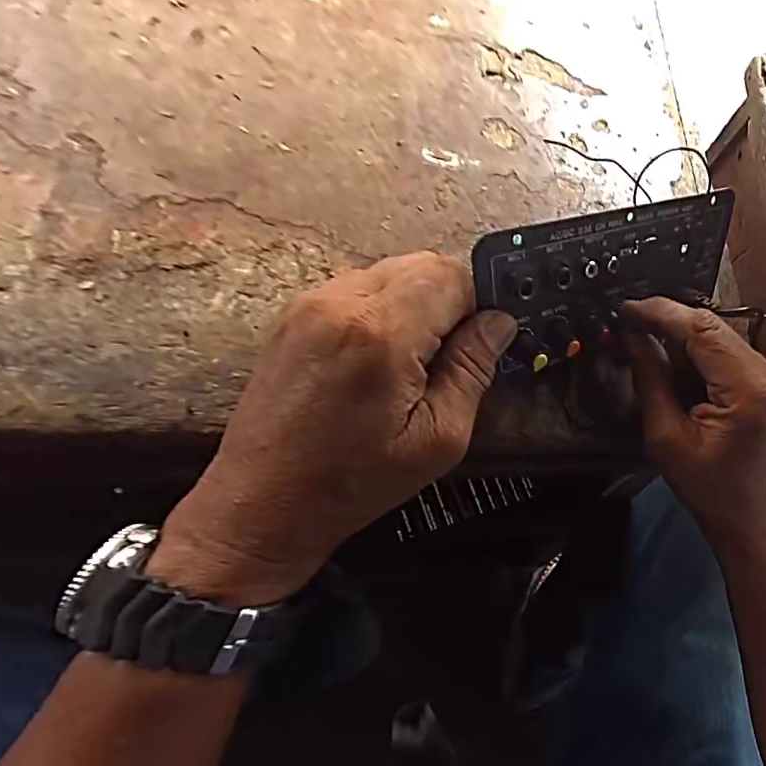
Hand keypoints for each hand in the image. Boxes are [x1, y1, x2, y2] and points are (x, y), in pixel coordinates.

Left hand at [148, 251, 518, 604]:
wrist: (264, 501)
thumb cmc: (357, 479)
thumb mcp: (441, 436)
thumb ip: (474, 370)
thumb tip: (501, 324)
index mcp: (382, 332)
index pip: (453, 277)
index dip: (483, 302)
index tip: (492, 338)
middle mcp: (341, 302)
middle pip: (423, 265)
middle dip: (456, 298)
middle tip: (463, 351)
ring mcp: (309, 304)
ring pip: (392, 272)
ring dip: (423, 303)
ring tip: (425, 358)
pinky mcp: (294, 315)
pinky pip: (362, 288)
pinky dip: (391, 308)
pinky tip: (390, 356)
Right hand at [621, 298, 765, 543]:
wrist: (740, 510)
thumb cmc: (705, 484)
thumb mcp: (666, 434)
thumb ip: (651, 378)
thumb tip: (631, 335)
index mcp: (748, 387)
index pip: (701, 330)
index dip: (660, 313)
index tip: (624, 308)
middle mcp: (764, 372)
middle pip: (710, 325)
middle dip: (665, 319)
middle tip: (625, 320)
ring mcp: (764, 374)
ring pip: (713, 333)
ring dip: (675, 332)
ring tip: (637, 334)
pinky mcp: (757, 379)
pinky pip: (719, 349)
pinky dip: (689, 347)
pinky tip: (663, 351)